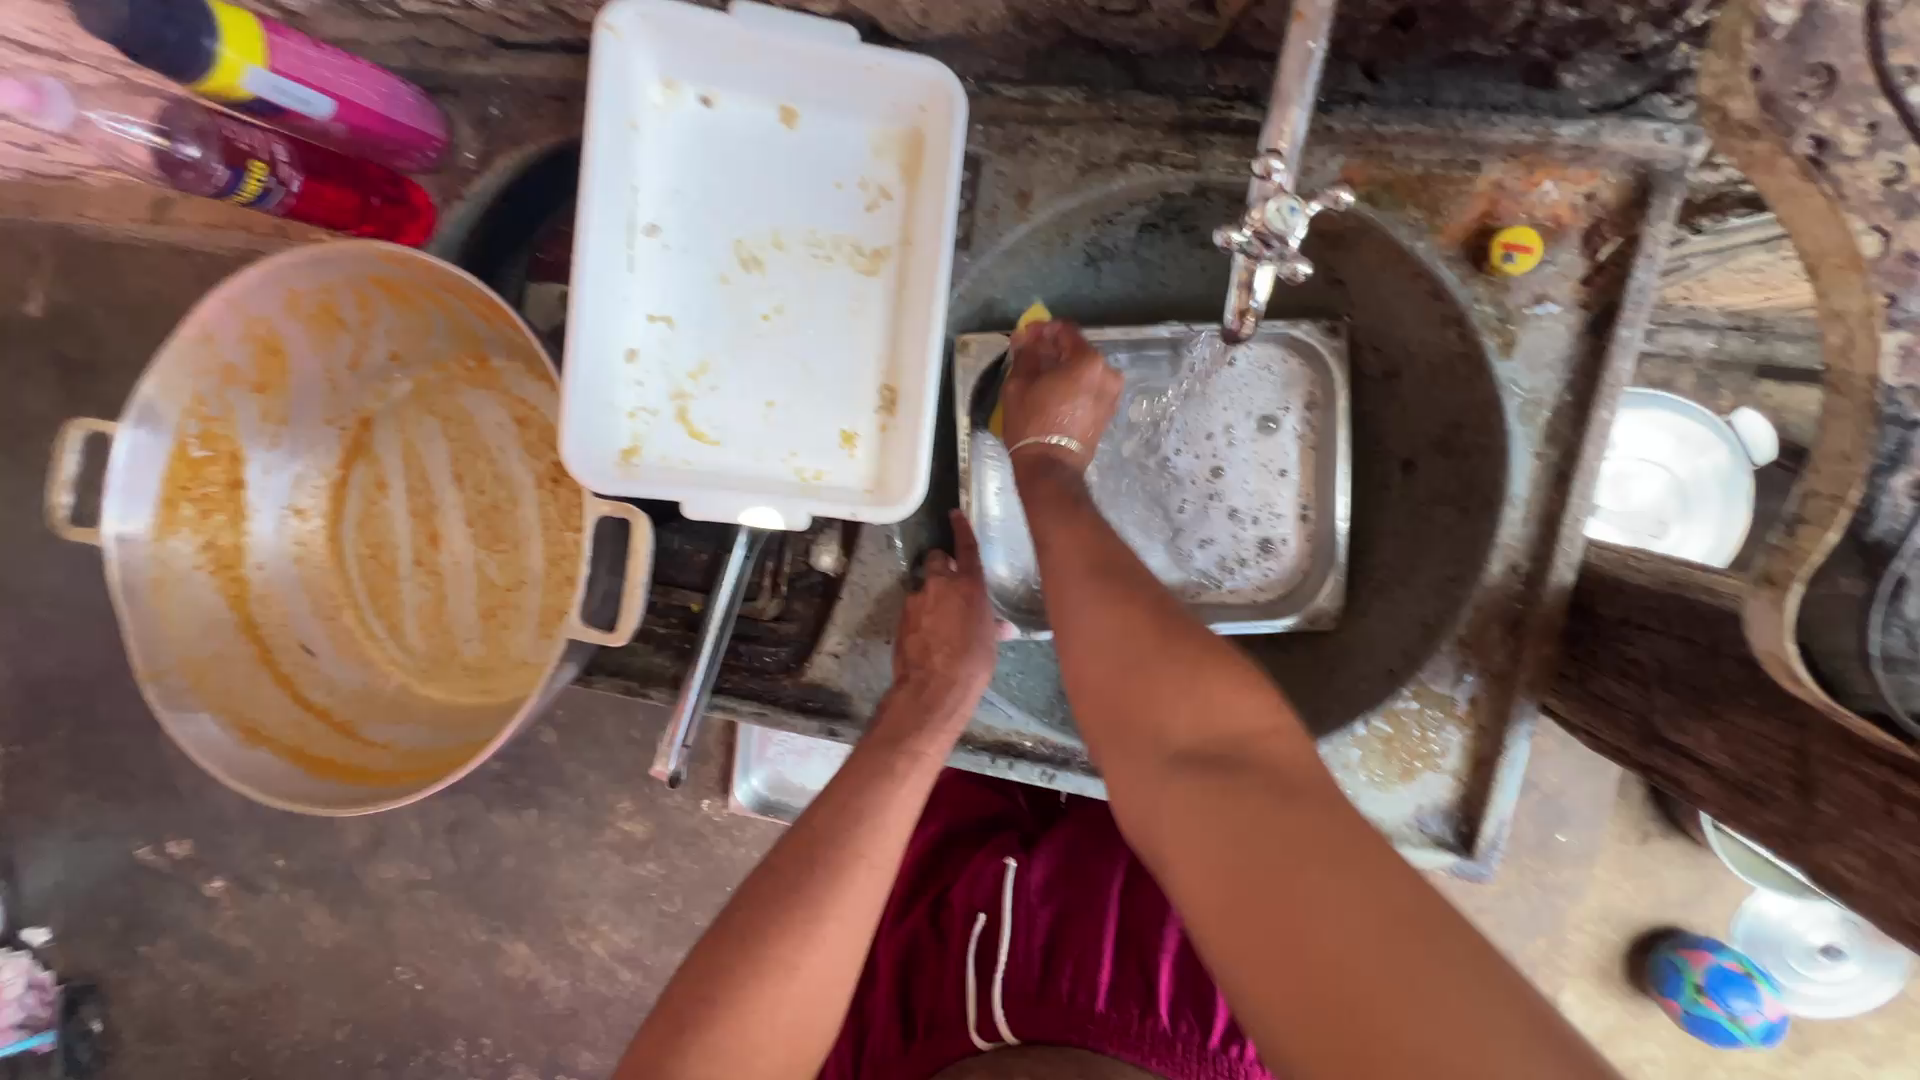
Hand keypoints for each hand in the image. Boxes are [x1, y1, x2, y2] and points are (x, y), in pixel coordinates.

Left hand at [889, 511, 999, 727]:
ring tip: (940, 620)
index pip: (965, 547)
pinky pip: (914, 609)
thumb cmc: (973, 663)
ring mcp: (917, 600)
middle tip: (949, 581)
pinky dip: (921, 616)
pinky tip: (928, 635)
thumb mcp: (990, 642)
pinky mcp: (901, 618)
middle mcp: (940, 585)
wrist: (934, 687)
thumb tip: (1002, 628)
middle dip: (940, 565)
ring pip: (924, 588)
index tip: (954, 514)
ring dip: (931, 597)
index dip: (961, 528)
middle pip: (935, 559)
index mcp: (968, 585)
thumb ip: (993, 626)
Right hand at [1001, 319, 1124, 474]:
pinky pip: (1089, 387)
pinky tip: (1052, 390)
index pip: (1065, 331)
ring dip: (1062, 366)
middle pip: (1077, 349)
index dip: (1042, 329)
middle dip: (1052, 349)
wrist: (1051, 468)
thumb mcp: (1019, 385)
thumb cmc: (1032, 424)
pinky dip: (1072, 383)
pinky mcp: (1108, 410)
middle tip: (1028, 354)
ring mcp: (1111, 393)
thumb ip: (1025, 355)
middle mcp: (1108, 372)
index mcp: (1088, 361)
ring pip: (1083, 369)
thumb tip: (1025, 339)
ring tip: (1038, 375)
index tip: (1025, 335)